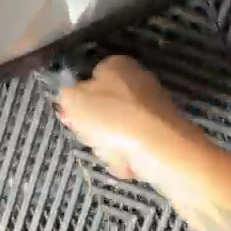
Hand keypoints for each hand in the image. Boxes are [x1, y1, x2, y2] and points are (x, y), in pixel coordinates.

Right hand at [55, 56, 197, 183]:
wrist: (162, 148)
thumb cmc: (112, 119)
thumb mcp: (73, 101)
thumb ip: (66, 95)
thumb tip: (70, 97)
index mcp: (117, 65)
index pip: (89, 82)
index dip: (79, 104)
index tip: (75, 120)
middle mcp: (139, 81)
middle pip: (104, 111)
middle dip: (96, 130)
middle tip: (95, 139)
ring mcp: (154, 108)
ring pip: (118, 133)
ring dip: (111, 149)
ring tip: (116, 154)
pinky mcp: (164, 133)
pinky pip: (136, 148)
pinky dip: (129, 159)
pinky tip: (130, 165)